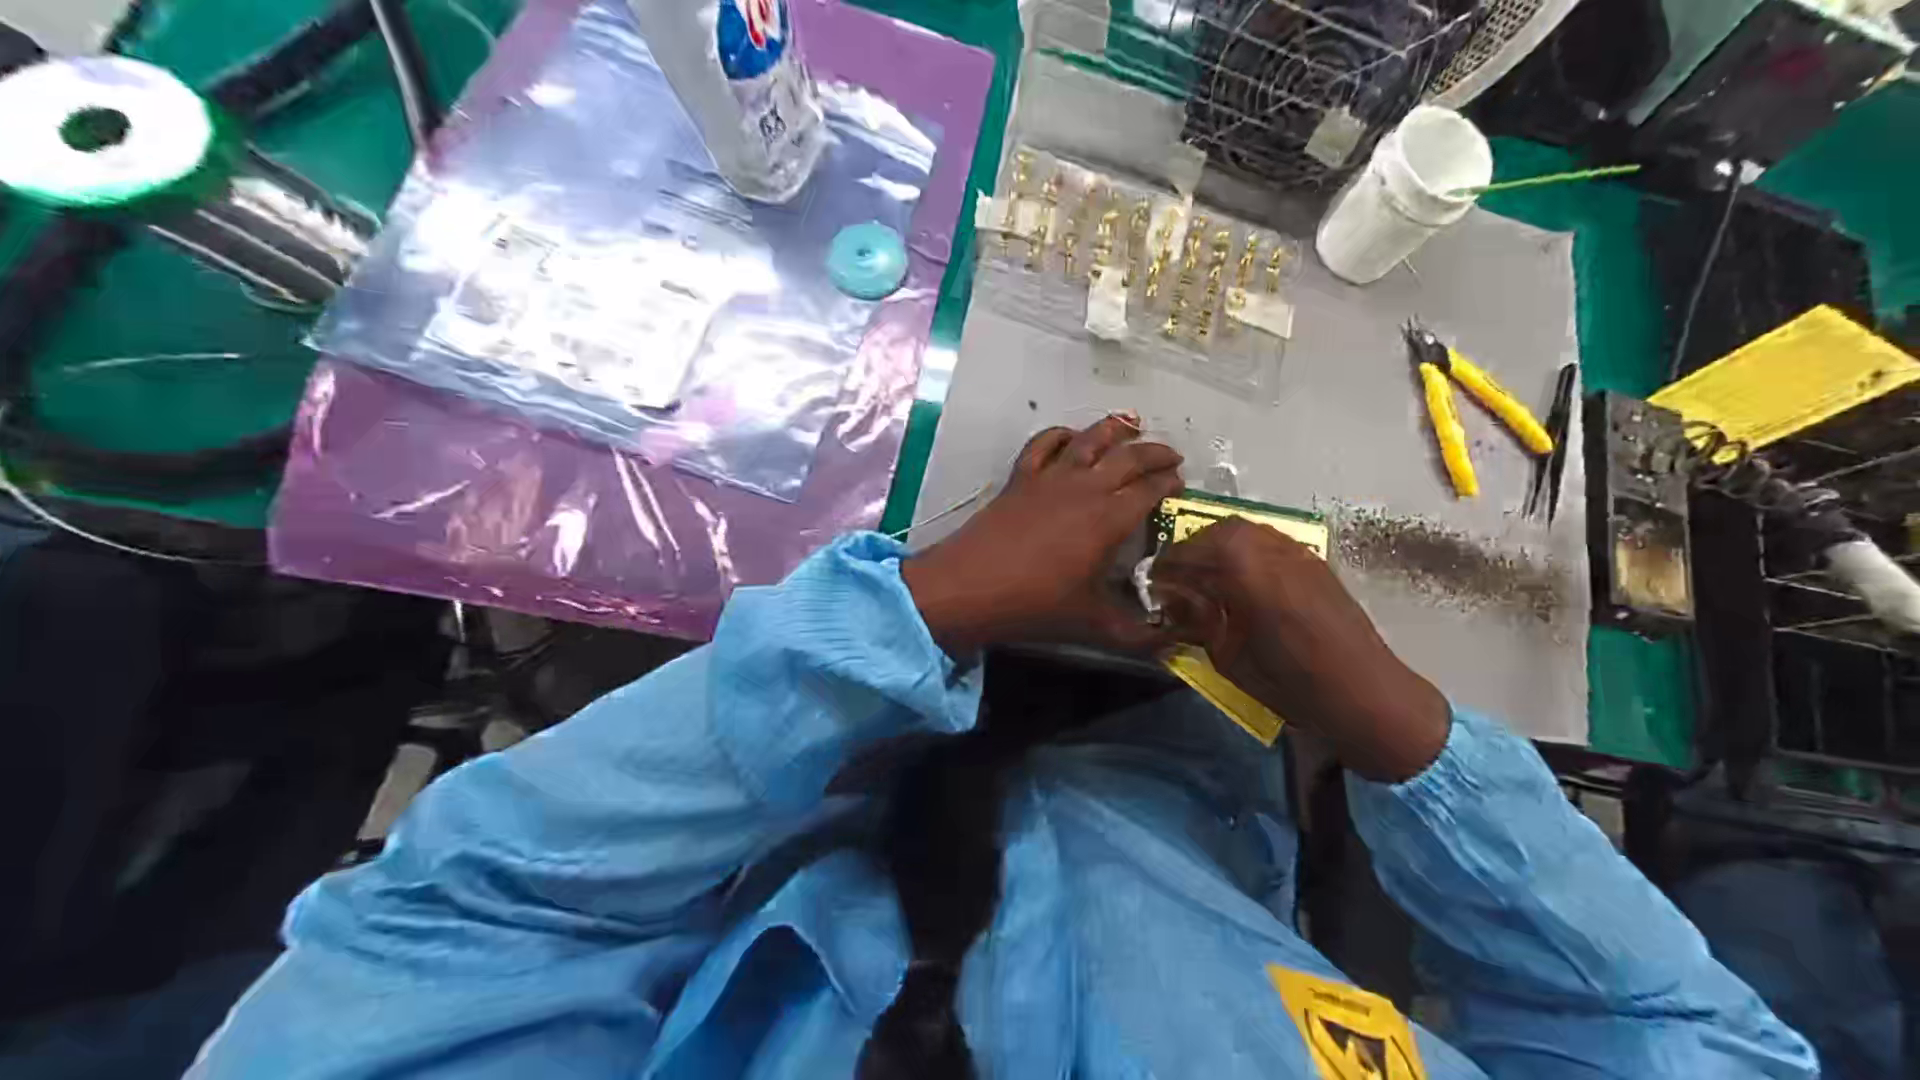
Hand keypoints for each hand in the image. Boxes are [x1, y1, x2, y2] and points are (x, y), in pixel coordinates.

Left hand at [902, 414, 1183, 655]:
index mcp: (1109, 519)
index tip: (1180, 483)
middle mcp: (1085, 488)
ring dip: (1115, 429)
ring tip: (1132, 424)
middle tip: (1171, 456)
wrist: (969, 587)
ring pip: (1089, 439)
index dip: (1169, 483)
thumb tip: (1169, 645)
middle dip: (1155, 452)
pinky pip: (1043, 443)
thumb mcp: (1091, 624)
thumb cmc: (1034, 605)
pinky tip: (1069, 436)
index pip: (1150, 490)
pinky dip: (1060, 434)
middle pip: (1128, 457)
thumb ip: (1135, 634)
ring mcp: (1049, 478)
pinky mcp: (1020, 478)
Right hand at [1151, 518, 1449, 781]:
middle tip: (1179, 577)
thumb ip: (1197, 619)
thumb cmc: (1290, 683)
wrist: (1363, 693)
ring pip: (1247, 530)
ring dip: (1220, 546)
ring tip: (1209, 577)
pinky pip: (1270, 541)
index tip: (1154, 584)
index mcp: (1245, 572)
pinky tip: (1242, 580)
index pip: (1190, 553)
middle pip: (1219, 531)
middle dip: (1192, 549)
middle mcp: (1272, 550)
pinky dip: (1246, 551)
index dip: (1166, 567)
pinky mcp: (1314, 562)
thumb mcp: (1227, 656)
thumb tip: (1172, 601)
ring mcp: (1298, 552)